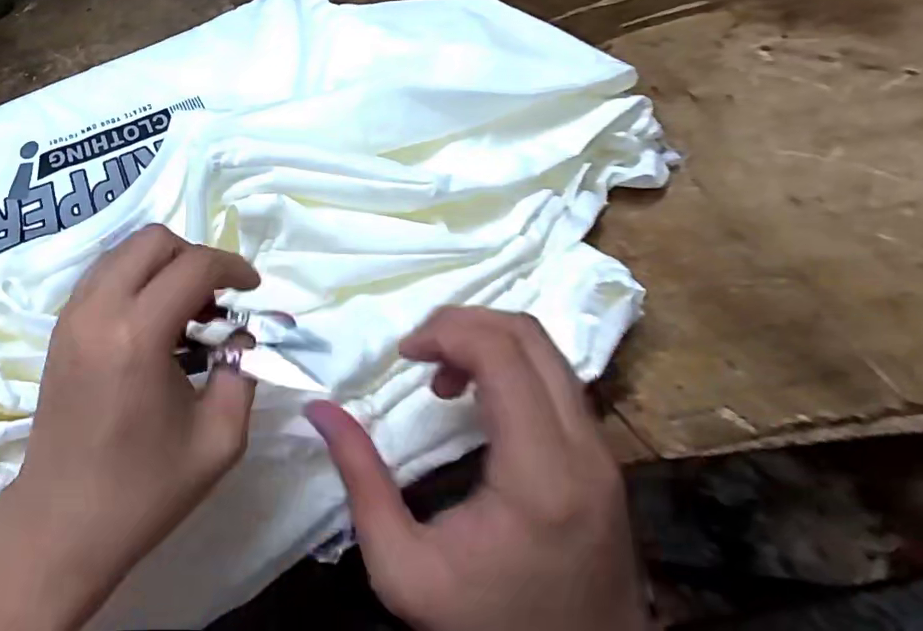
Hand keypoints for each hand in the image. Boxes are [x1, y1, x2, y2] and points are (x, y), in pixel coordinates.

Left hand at [0, 225, 260, 630]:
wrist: (63, 518)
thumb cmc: (144, 489)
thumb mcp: (218, 440)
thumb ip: (243, 373)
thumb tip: (244, 333)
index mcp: (137, 335)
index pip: (193, 266)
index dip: (232, 267)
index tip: (252, 290)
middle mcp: (98, 309)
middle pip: (152, 241)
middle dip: (194, 256)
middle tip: (218, 299)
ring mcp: (71, 313)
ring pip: (123, 251)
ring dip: (162, 265)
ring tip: (187, 311)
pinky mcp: (59, 325)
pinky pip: (102, 274)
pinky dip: (134, 278)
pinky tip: (153, 322)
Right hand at [306, 308, 649, 630]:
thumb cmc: (486, 622)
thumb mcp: (402, 565)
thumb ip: (361, 479)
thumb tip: (319, 409)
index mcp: (540, 474)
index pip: (504, 353)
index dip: (445, 331)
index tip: (402, 353)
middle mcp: (585, 452)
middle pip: (531, 336)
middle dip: (463, 322)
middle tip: (416, 348)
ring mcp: (602, 455)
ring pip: (548, 352)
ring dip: (485, 341)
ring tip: (439, 372)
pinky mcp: (602, 462)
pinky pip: (557, 380)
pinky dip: (508, 365)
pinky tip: (472, 396)